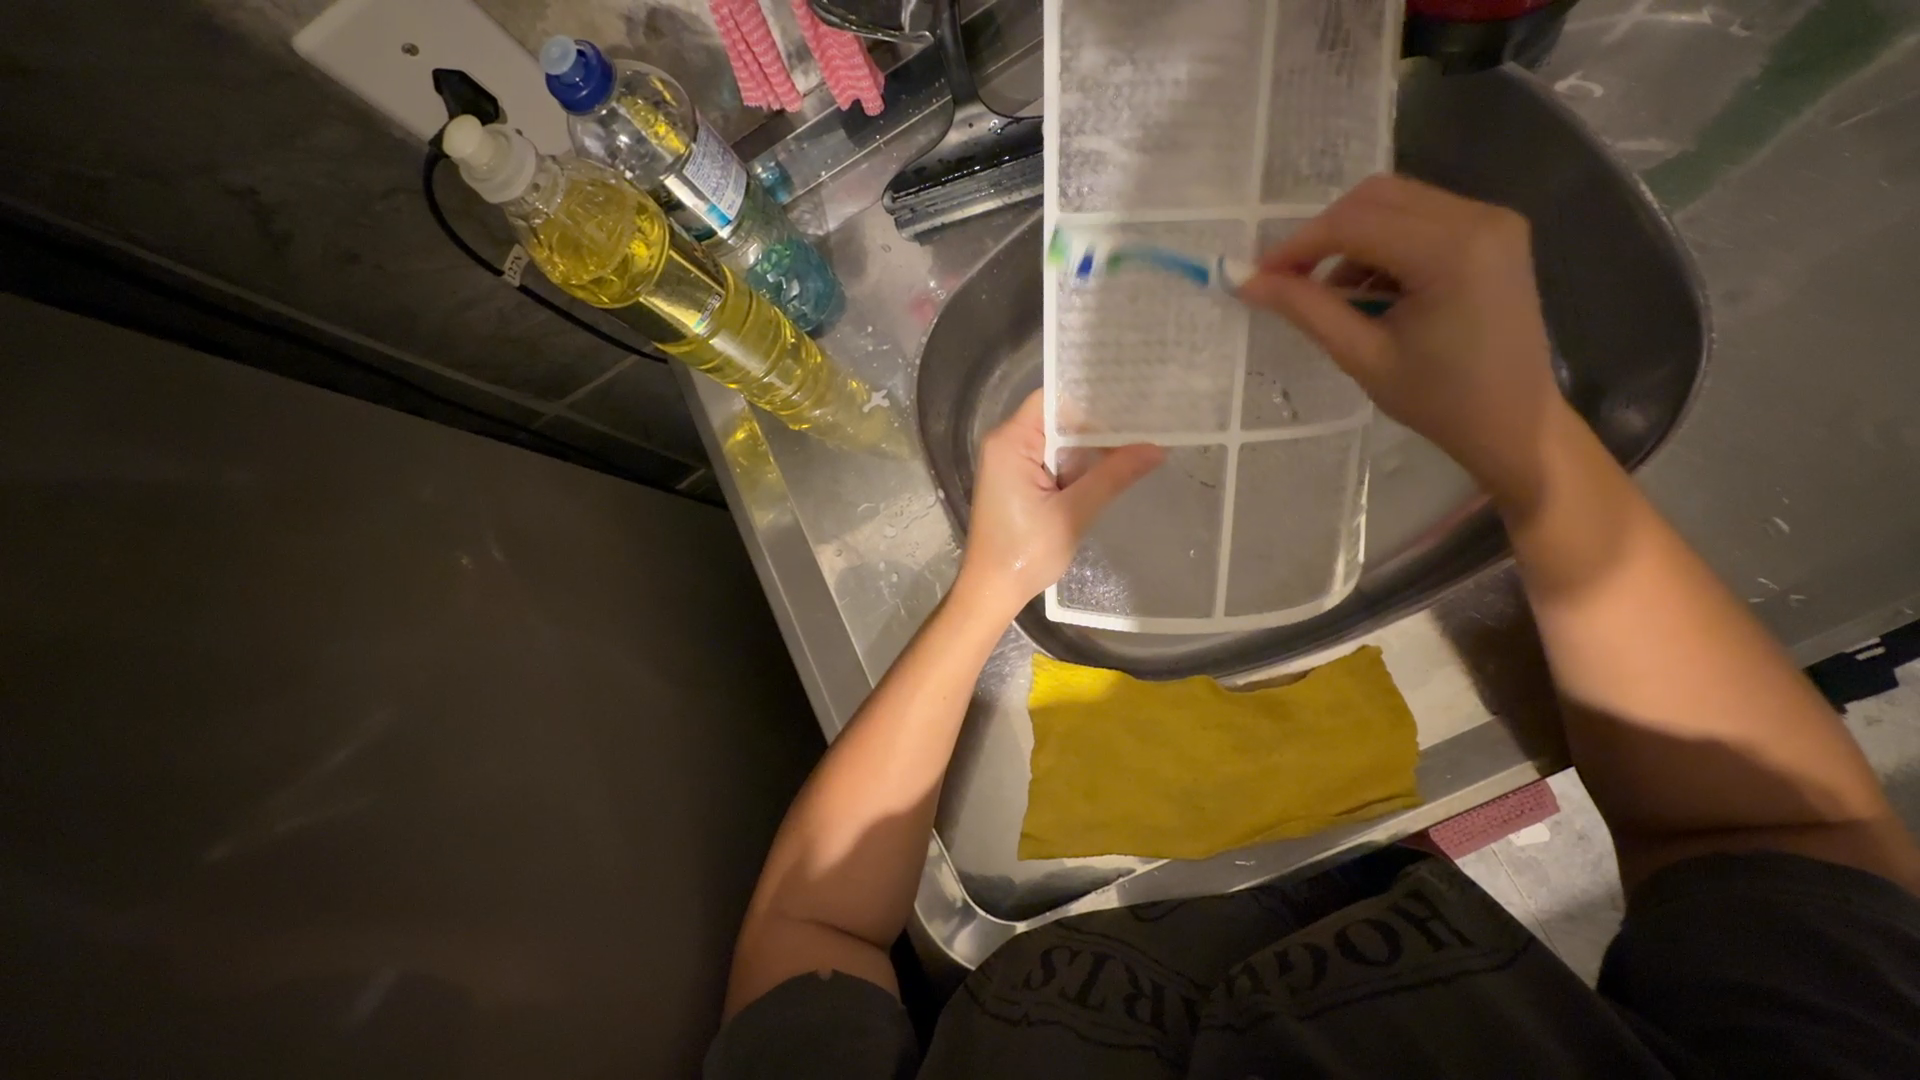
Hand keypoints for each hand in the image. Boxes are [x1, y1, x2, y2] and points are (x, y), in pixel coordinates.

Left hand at [955, 390, 1163, 616]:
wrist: (992, 591)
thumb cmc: (1025, 552)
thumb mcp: (1074, 513)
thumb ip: (1113, 476)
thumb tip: (1156, 448)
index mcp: (1010, 442)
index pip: (1053, 398)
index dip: (1091, 399)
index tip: (1131, 401)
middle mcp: (1006, 444)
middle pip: (1057, 417)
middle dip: (1098, 424)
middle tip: (1146, 422)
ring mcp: (1010, 463)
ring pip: (1058, 441)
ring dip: (1091, 448)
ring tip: (1138, 443)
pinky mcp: (1018, 482)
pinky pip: (1052, 460)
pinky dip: (1077, 465)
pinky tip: (1111, 468)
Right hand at [1238, 174, 1568, 504]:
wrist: (1514, 422)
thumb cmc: (1439, 400)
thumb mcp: (1363, 357)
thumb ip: (1306, 310)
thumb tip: (1246, 282)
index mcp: (1452, 250)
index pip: (1354, 223)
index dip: (1298, 245)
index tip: (1258, 276)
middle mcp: (1478, 217)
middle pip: (1375, 197)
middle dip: (1322, 235)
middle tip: (1289, 280)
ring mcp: (1491, 220)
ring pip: (1395, 202)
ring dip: (1351, 240)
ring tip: (1334, 296)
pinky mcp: (1493, 232)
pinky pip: (1420, 217)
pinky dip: (1382, 245)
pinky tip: (1371, 291)